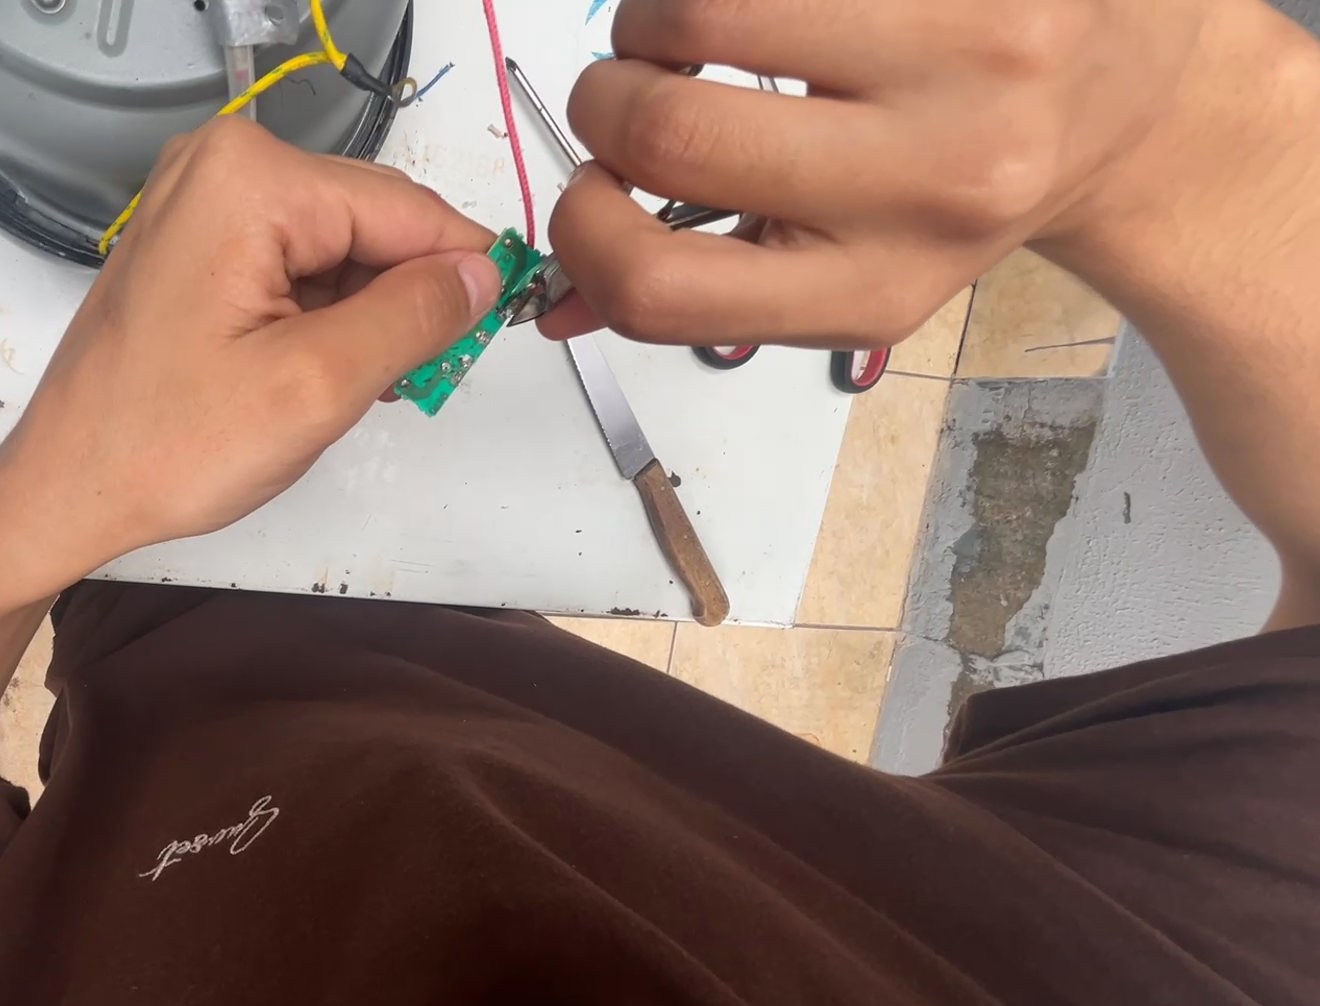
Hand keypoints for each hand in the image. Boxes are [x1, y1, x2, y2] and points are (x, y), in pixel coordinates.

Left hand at [0, 118, 499, 591]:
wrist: (68, 490)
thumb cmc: (173, 446)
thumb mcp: (317, 384)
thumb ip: (412, 318)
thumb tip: (481, 276)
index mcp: (251, 180)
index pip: (402, 208)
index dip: (465, 266)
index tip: (507, 317)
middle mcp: (221, 170)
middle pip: (366, 225)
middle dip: (407, 299)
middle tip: (427, 376)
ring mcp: (201, 210)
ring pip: (334, 253)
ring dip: (367, 317)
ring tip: (367, 386)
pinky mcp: (195, 253)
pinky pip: (292, 271)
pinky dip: (326, 321)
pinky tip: (328, 372)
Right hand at [536, 0, 1248, 346]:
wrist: (1118, 110)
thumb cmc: (933, 209)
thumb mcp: (815, 284)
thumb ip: (684, 290)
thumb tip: (555, 308)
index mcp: (859, 292)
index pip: (654, 287)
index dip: (582, 234)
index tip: (590, 193)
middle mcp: (927, 187)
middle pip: (670, 130)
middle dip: (604, 101)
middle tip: (624, 92)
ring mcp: (982, 48)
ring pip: (711, 5)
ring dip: (654, 14)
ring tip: (690, 28)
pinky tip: (749, 2)